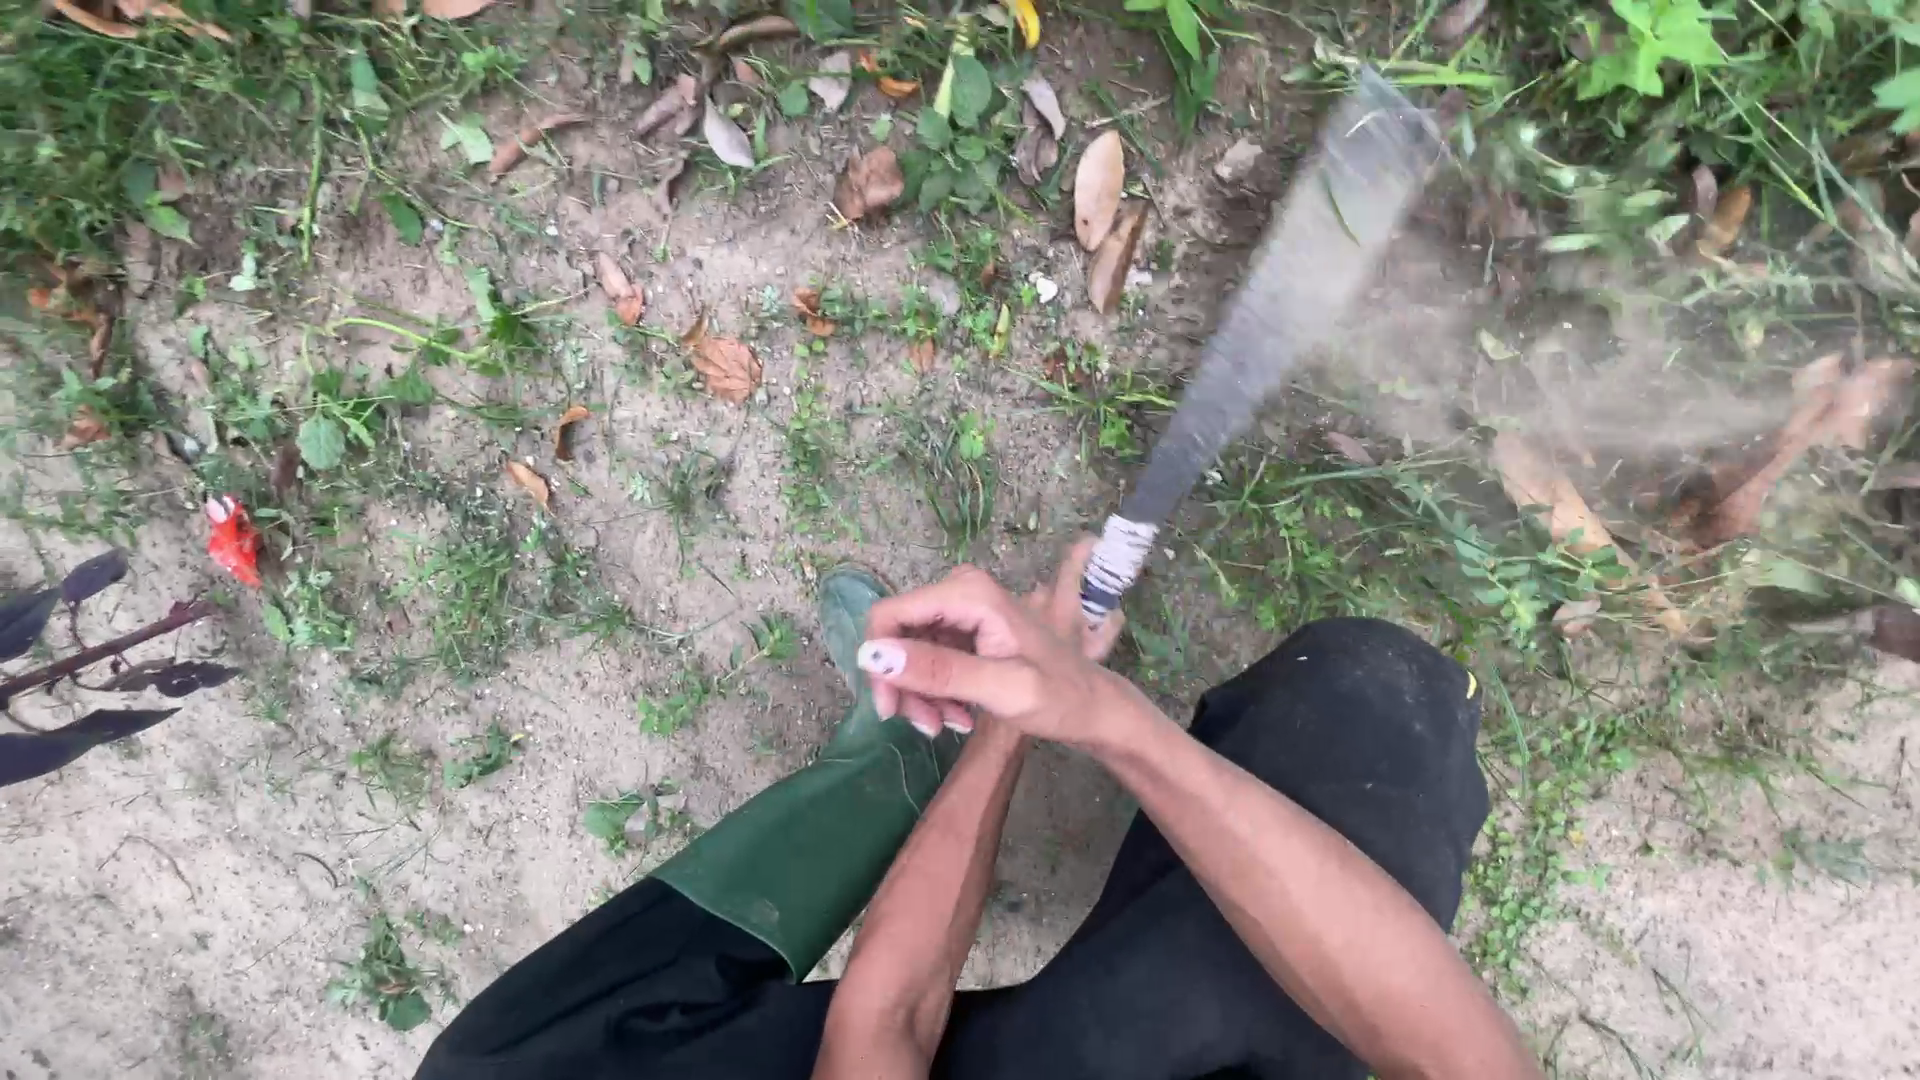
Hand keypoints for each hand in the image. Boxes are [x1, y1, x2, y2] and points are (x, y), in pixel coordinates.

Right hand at [857, 538, 1127, 745]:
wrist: (1091, 705)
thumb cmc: (1059, 696)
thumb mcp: (1002, 689)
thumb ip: (940, 672)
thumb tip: (872, 656)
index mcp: (968, 593)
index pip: (888, 615)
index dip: (879, 663)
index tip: (892, 709)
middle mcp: (960, 590)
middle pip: (896, 635)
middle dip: (903, 685)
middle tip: (928, 725)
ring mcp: (961, 609)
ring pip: (906, 651)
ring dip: (920, 694)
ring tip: (949, 724)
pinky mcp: (962, 628)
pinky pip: (925, 658)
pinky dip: (933, 691)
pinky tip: (957, 714)